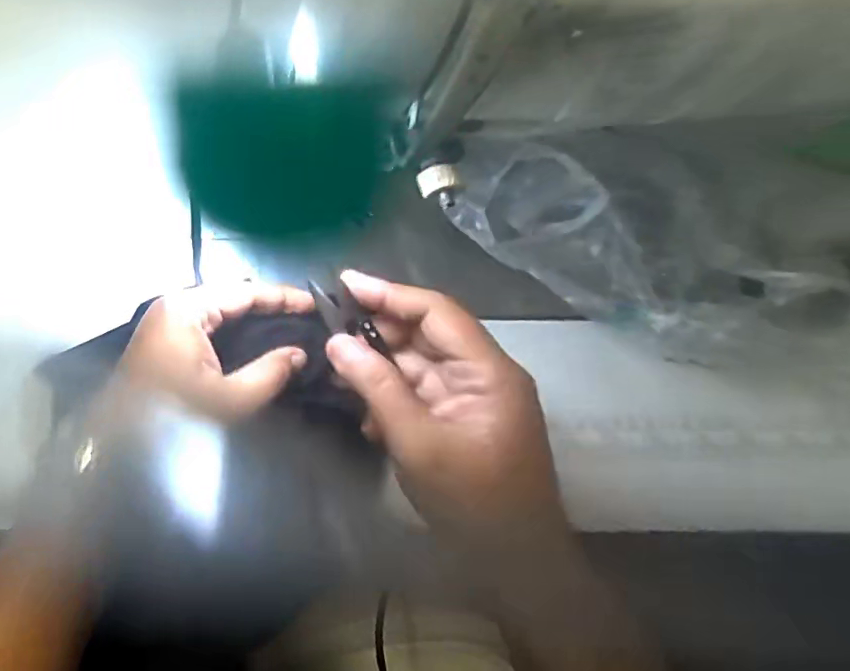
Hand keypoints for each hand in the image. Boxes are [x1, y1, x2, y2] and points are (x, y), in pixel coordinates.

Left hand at [113, 282, 312, 421]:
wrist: (115, 454)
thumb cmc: (174, 421)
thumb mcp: (231, 399)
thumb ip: (270, 371)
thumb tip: (299, 353)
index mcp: (186, 308)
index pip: (245, 291)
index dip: (283, 297)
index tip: (314, 305)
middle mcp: (173, 305)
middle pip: (231, 296)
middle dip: (269, 305)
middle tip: (306, 316)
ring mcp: (164, 321)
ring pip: (219, 309)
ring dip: (252, 317)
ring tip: (289, 324)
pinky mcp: (162, 340)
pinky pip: (206, 324)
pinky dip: (233, 329)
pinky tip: (257, 340)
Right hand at [324, 271, 567, 545]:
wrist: (516, 566)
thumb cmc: (473, 503)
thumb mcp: (418, 443)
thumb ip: (377, 387)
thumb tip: (336, 342)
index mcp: (488, 369)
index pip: (436, 311)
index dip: (390, 293)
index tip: (346, 283)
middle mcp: (484, 371)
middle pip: (426, 333)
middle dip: (379, 332)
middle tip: (333, 332)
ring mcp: (473, 395)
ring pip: (420, 361)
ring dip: (380, 366)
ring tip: (339, 370)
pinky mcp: (461, 416)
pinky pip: (422, 390)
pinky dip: (393, 394)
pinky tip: (366, 413)